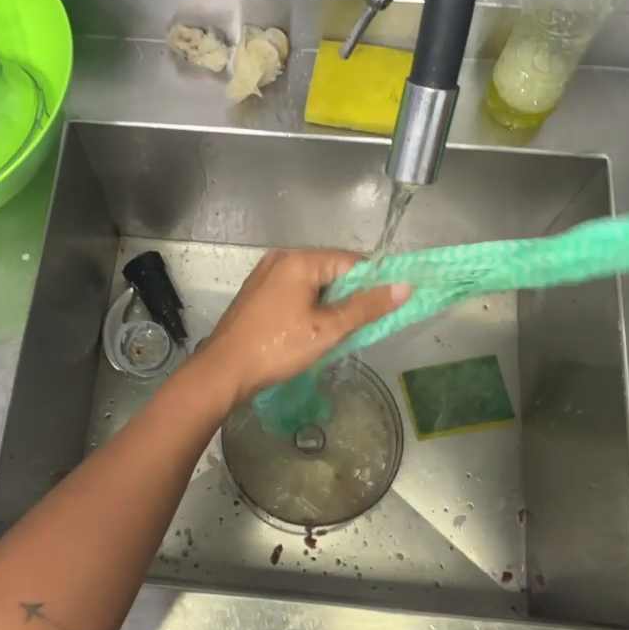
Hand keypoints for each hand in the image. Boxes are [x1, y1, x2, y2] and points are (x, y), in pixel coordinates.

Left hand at [190, 249, 409, 404]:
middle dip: (350, 294)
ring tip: (338, 330)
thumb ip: (366, 307)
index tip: (386, 306)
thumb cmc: (278, 347)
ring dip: (330, 302)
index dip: (372, 282)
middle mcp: (281, 259)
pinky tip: (312, 329)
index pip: (350, 261)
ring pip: (312, 282)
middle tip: (361, 324)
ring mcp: (265, 275)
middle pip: (330, 269)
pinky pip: (294, 291)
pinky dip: (309, 305)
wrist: (224, 370)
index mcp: (299, 261)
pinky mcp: (256, 293)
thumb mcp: (328, 329)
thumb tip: (404, 287)